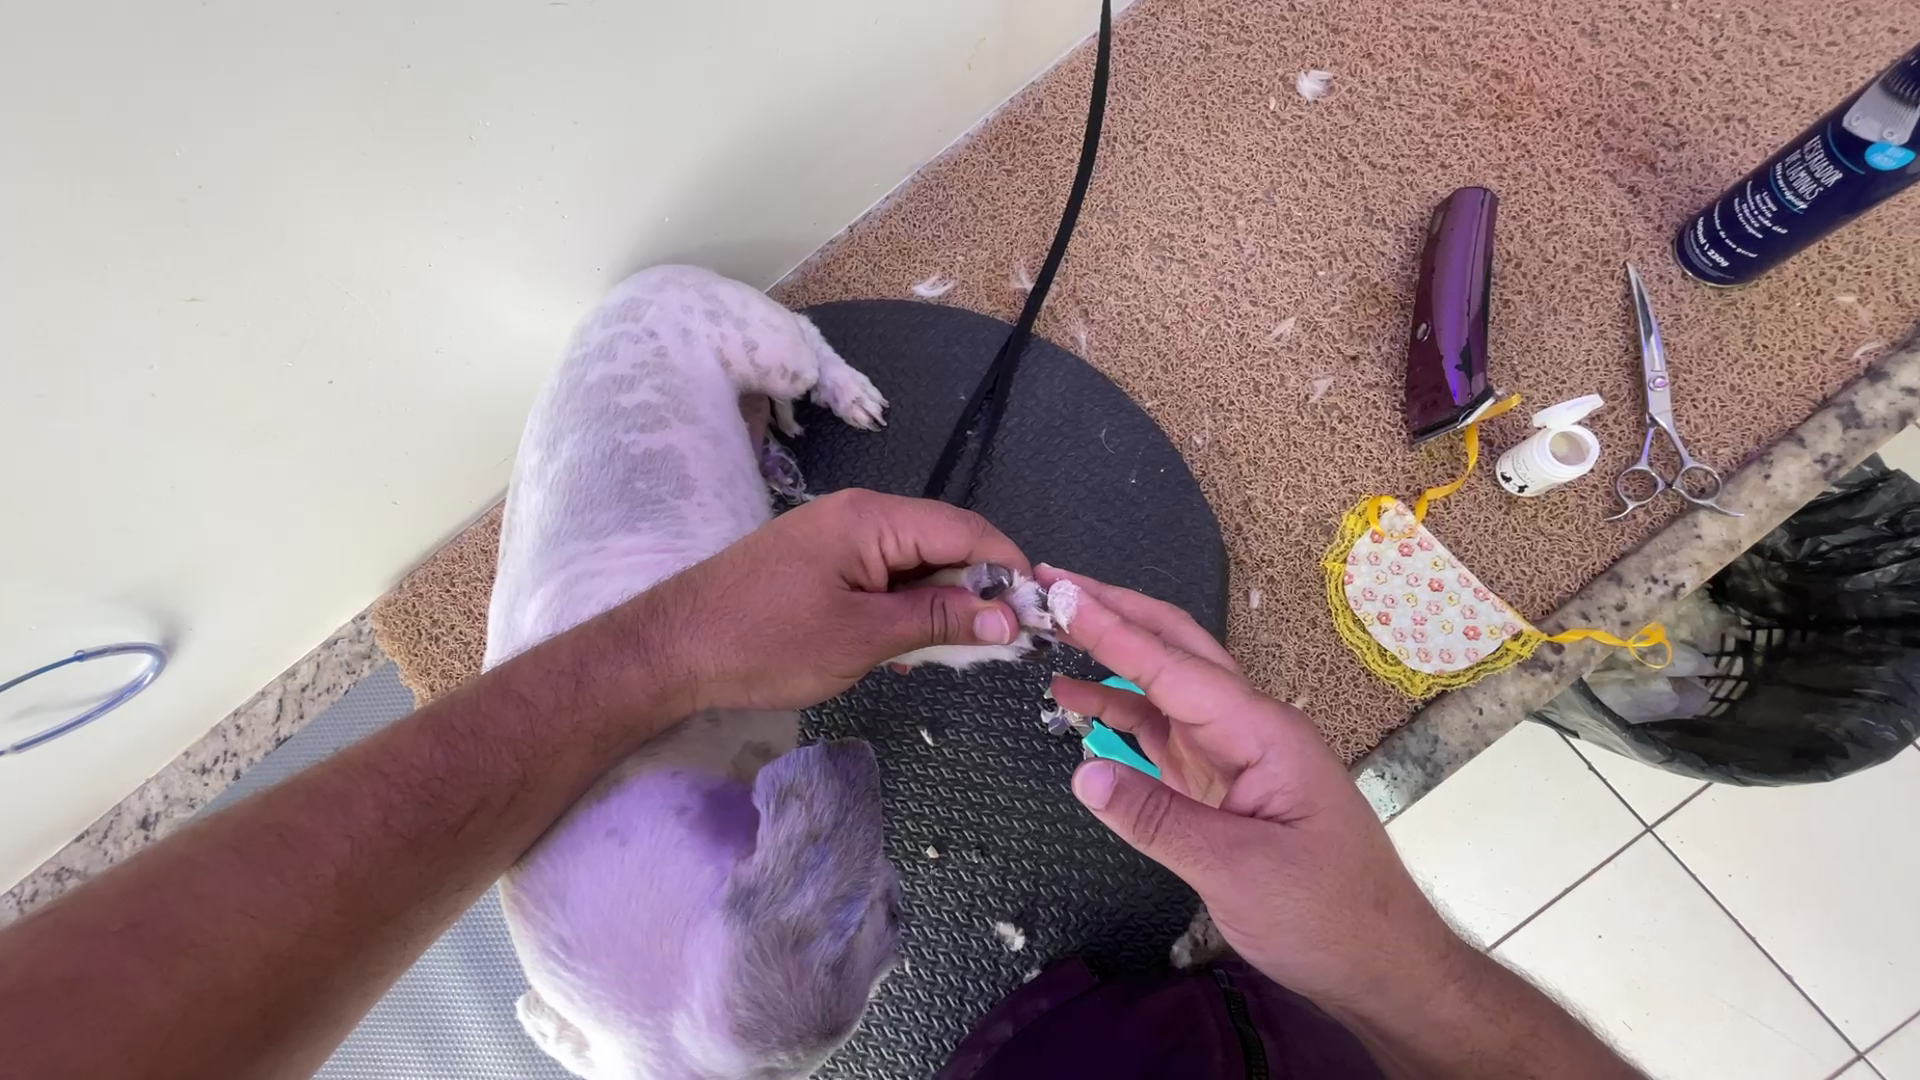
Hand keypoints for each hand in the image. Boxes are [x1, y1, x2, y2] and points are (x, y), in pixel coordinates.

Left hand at [642, 489, 1030, 712]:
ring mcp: (837, 536)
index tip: (1036, 613)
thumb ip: (939, 619)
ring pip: (914, 561)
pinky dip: (905, 605)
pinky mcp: (821, 560)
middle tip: (998, 642)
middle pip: (942, 542)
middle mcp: (860, 514)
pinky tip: (906, 643)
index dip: (1007, 567)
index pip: (965, 529)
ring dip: (939, 601)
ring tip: (954, 650)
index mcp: (874, 518)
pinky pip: (882, 574)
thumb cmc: (766, 643)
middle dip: (976, 589)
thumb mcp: (864, 637)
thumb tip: (1008, 615)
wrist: (669, 650)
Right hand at [1038, 566, 1470, 1010]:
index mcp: (1259, 730)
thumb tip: (1081, 775)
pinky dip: (1115, 707)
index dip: (1112, 630)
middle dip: (1114, 610)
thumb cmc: (1326, 915)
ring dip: (1109, 653)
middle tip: (1054, 584)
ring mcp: (1229, 747)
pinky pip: (1158, 726)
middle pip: (1173, 647)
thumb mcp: (1238, 872)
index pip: (1172, 666)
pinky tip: (1076, 698)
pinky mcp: (1214, 775)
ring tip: (1053, 627)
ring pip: (1161, 682)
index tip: (1062, 593)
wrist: (1382, 964)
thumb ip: (1155, 818)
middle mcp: (1243, 724)